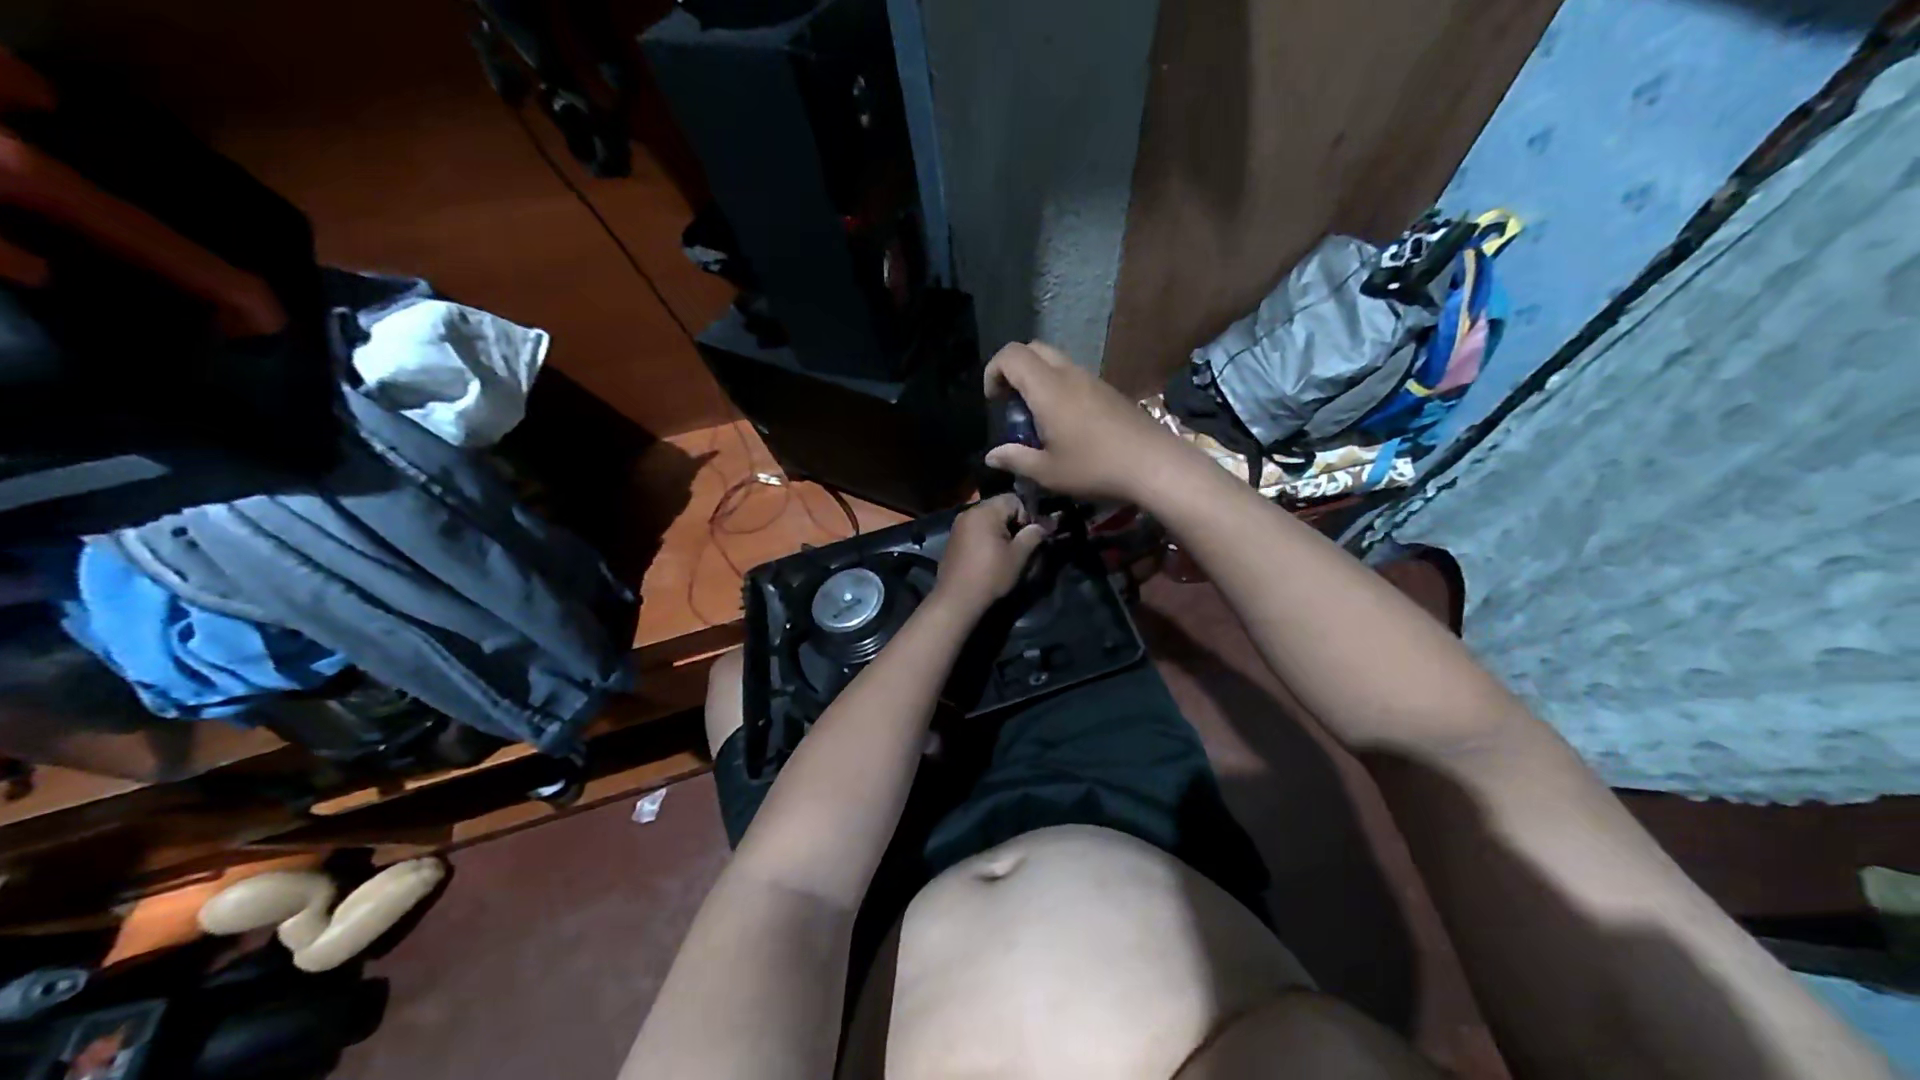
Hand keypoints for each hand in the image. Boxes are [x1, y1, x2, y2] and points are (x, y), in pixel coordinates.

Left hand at [931, 494, 1048, 614]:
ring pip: (988, 518)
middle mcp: (969, 512)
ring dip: (1000, 529)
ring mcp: (958, 525)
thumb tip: (1044, 525)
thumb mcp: (1019, 555)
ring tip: (1006, 551)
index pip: (1014, 499)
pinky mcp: (954, 538)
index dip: (1026, 515)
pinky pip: (976, 528)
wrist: (957, 599)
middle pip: (999, 506)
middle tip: (1020, 544)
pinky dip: (986, 536)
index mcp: (985, 511)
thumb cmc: (991, 575)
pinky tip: (990, 555)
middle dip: (1013, 522)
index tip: (1029, 536)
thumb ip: (1034, 534)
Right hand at [982, 341, 1187, 504]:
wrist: (1155, 464)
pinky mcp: (1108, 390)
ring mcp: (1092, 379)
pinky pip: (1074, 376)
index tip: (994, 403)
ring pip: (1055, 361)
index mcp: (1048, 388)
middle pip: (1032, 349)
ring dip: (1037, 380)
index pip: (1011, 355)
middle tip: (1012, 404)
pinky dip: (1058, 388)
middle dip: (1013, 370)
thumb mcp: (1047, 472)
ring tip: (1037, 418)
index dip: (993, 371)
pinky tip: (1065, 424)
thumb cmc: (1095, 468)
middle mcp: (1069, 374)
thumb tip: (992, 456)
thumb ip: (1015, 460)